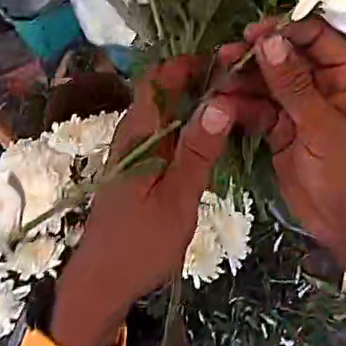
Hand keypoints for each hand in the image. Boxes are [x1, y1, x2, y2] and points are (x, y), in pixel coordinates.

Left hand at [51, 57, 234, 345]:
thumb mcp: (177, 199)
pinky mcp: (142, 167)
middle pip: (164, 91)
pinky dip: (192, 126)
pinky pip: (168, 133)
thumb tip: (221, 102)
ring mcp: (136, 150)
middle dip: (200, 81)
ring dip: (197, 103)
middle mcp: (133, 134)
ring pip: (167, 112)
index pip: (157, 79)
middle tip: (242, 85)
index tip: (227, 64)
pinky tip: (218, 136)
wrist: (102, 282)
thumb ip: (199, 151)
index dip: (188, 64)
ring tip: (238, 105)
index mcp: (138, 135)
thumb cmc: (139, 244)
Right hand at [216, 17, 345, 263]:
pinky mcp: (282, 134)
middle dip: (257, 56)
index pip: (316, 39)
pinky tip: (220, 105)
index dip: (285, 31)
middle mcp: (324, 88)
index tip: (253, 33)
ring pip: (268, 85)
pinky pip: (259, 111)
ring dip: (243, 81)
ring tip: (216, 80)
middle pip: (287, 59)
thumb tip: (268, 40)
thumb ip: (294, 84)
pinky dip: (240, 108)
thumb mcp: (325, 127)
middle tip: (225, 56)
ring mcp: (301, 111)